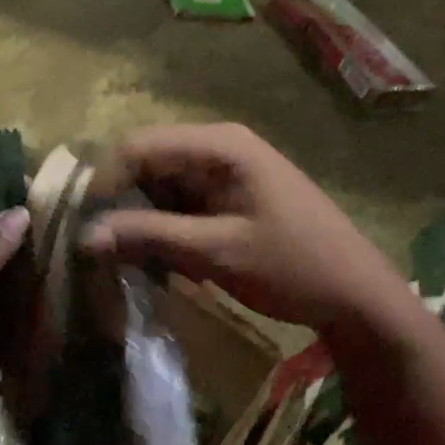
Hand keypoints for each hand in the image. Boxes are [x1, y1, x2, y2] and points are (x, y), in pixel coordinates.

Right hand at [83, 123, 408, 331]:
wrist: (361, 300)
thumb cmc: (294, 267)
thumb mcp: (216, 252)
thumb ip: (148, 237)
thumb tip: (83, 236)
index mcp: (219, 144)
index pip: (138, 146)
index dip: (106, 183)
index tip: (85, 228)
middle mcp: (217, 146)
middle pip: (146, 162)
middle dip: (120, 202)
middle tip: (101, 247)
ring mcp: (223, 171)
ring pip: (158, 185)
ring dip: (139, 219)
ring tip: (126, 259)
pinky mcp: (227, 196)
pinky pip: (178, 203)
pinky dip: (162, 228)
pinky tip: (157, 261)